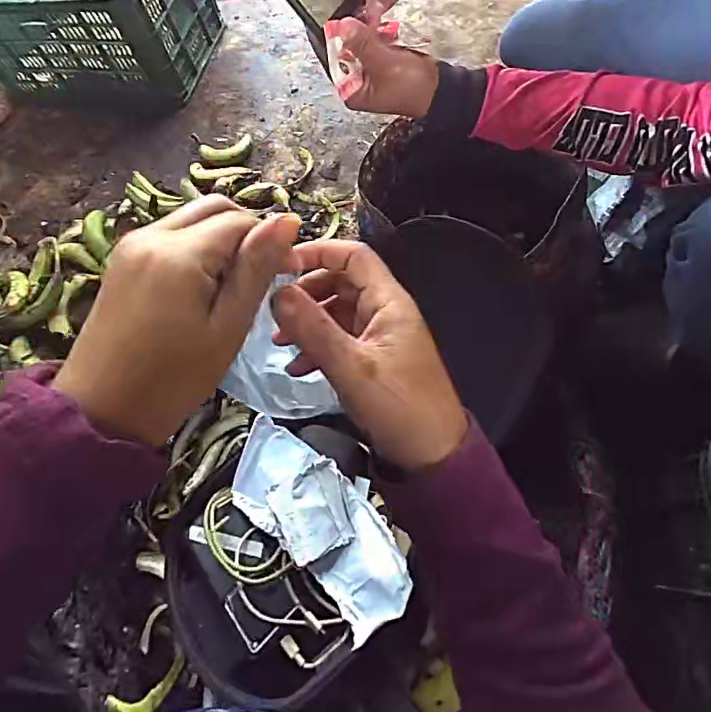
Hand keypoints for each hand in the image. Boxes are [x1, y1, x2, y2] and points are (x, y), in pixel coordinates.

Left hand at [56, 197, 299, 445]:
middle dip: (246, 231)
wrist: (100, 411)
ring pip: (193, 218)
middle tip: (262, 274)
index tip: (288, 273)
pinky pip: (172, 234)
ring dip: (221, 238)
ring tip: (232, 285)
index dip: (271, 240)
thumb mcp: (226, 328)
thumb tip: (287, 220)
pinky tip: (202, 286)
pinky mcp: (123, 257)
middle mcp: (151, 234)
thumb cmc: (172, 380)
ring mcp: (132, 243)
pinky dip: (196, 247)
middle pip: (215, 207)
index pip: (240, 220)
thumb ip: (255, 269)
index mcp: (178, 253)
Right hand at [270, 240, 467, 471]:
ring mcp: (378, 335)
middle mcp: (384, 311)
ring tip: (280, 341)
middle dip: (305, 292)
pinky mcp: (372, 359)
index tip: (282, 265)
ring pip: (335, 311)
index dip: (317, 252)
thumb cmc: (402, 409)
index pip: (353, 255)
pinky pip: (338, 339)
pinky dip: (316, 346)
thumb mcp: (351, 368)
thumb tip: (279, 294)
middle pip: (339, 281)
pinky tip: (297, 367)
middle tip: (276, 309)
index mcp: (388, 302)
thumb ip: (314, 329)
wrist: (434, 459)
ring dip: (306, 321)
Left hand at [325, 17, 439, 117]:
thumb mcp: (385, 63)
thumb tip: (343, 26)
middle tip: (369, 22)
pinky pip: (375, 47)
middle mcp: (358, 84)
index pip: (335, 61)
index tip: (346, 22)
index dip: (339, 41)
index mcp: (352, 92)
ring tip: (386, 31)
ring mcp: (371, 74)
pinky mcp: (383, 65)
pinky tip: (392, 34)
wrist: (442, 90)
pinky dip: (382, 39)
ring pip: (362, 47)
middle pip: (348, 52)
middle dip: (359, 37)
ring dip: (372, 36)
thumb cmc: (413, 86)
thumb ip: (363, 44)